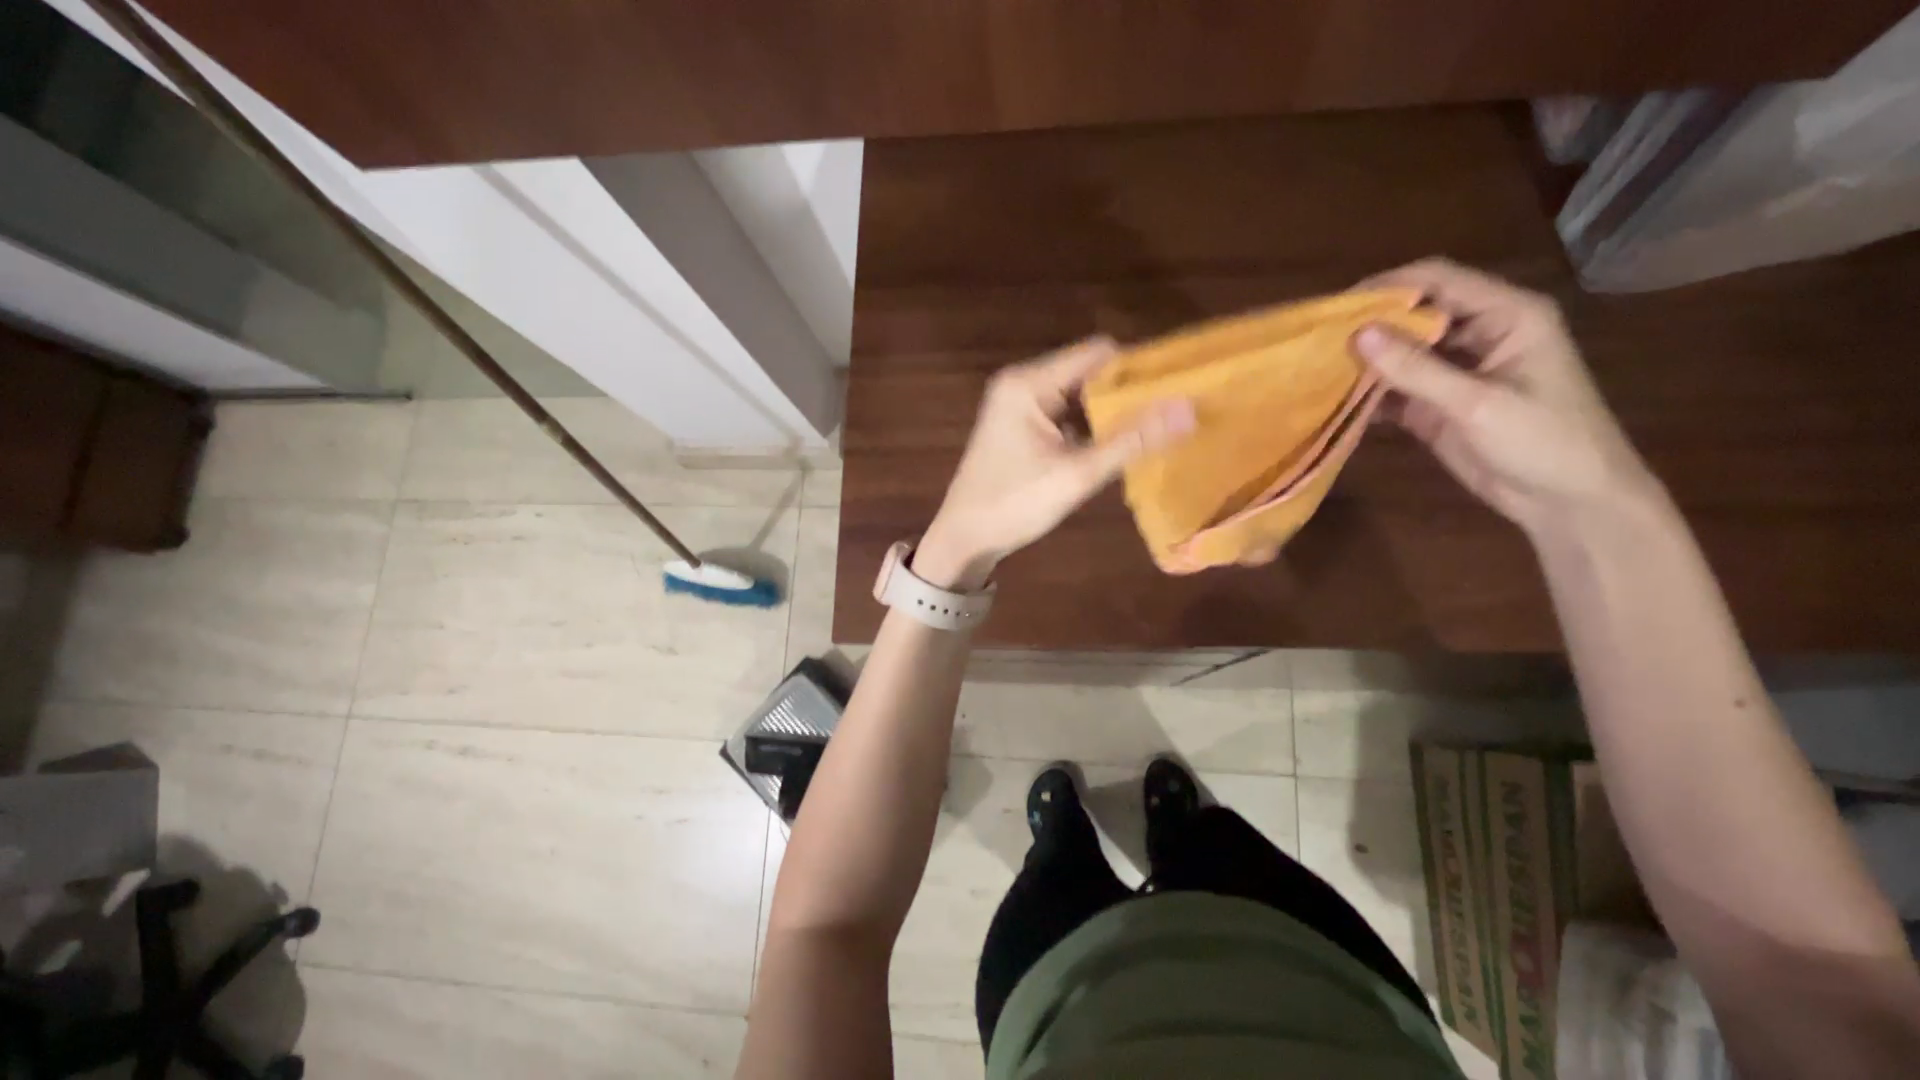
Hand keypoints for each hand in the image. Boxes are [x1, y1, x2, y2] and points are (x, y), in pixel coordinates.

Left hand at [915, 338, 1194, 588]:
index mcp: (1029, 383)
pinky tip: (1118, 447)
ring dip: (1111, 412)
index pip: (1098, 353)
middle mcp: (1022, 383)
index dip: (1137, 369)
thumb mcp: (1077, 474)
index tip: (1177, 391)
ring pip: (1080, 395)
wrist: (962, 540)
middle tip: (1172, 415)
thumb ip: (1133, 440)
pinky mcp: (1021, 426)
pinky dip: (1091, 427)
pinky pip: (1066, 414)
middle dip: (1127, 393)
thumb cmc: (1013, 504)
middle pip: (1090, 371)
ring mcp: (1019, 404)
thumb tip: (1188, 409)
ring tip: (1154, 431)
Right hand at [1350, 258, 1661, 539]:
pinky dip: (1372, 394)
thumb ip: (1417, 369)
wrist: (1573, 504)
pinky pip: (1400, 390)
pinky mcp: (1441, 406)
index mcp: (1507, 315)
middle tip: (1320, 337)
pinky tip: (1337, 400)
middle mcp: (1481, 333)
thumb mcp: (1479, 404)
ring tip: (1319, 366)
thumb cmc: (1545, 443)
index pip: (1440, 280)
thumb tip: (1359, 333)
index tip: (1340, 306)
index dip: (1390, 286)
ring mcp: (1460, 371)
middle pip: (1417, 312)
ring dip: (1368, 359)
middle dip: (1372, 323)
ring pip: (1404, 351)